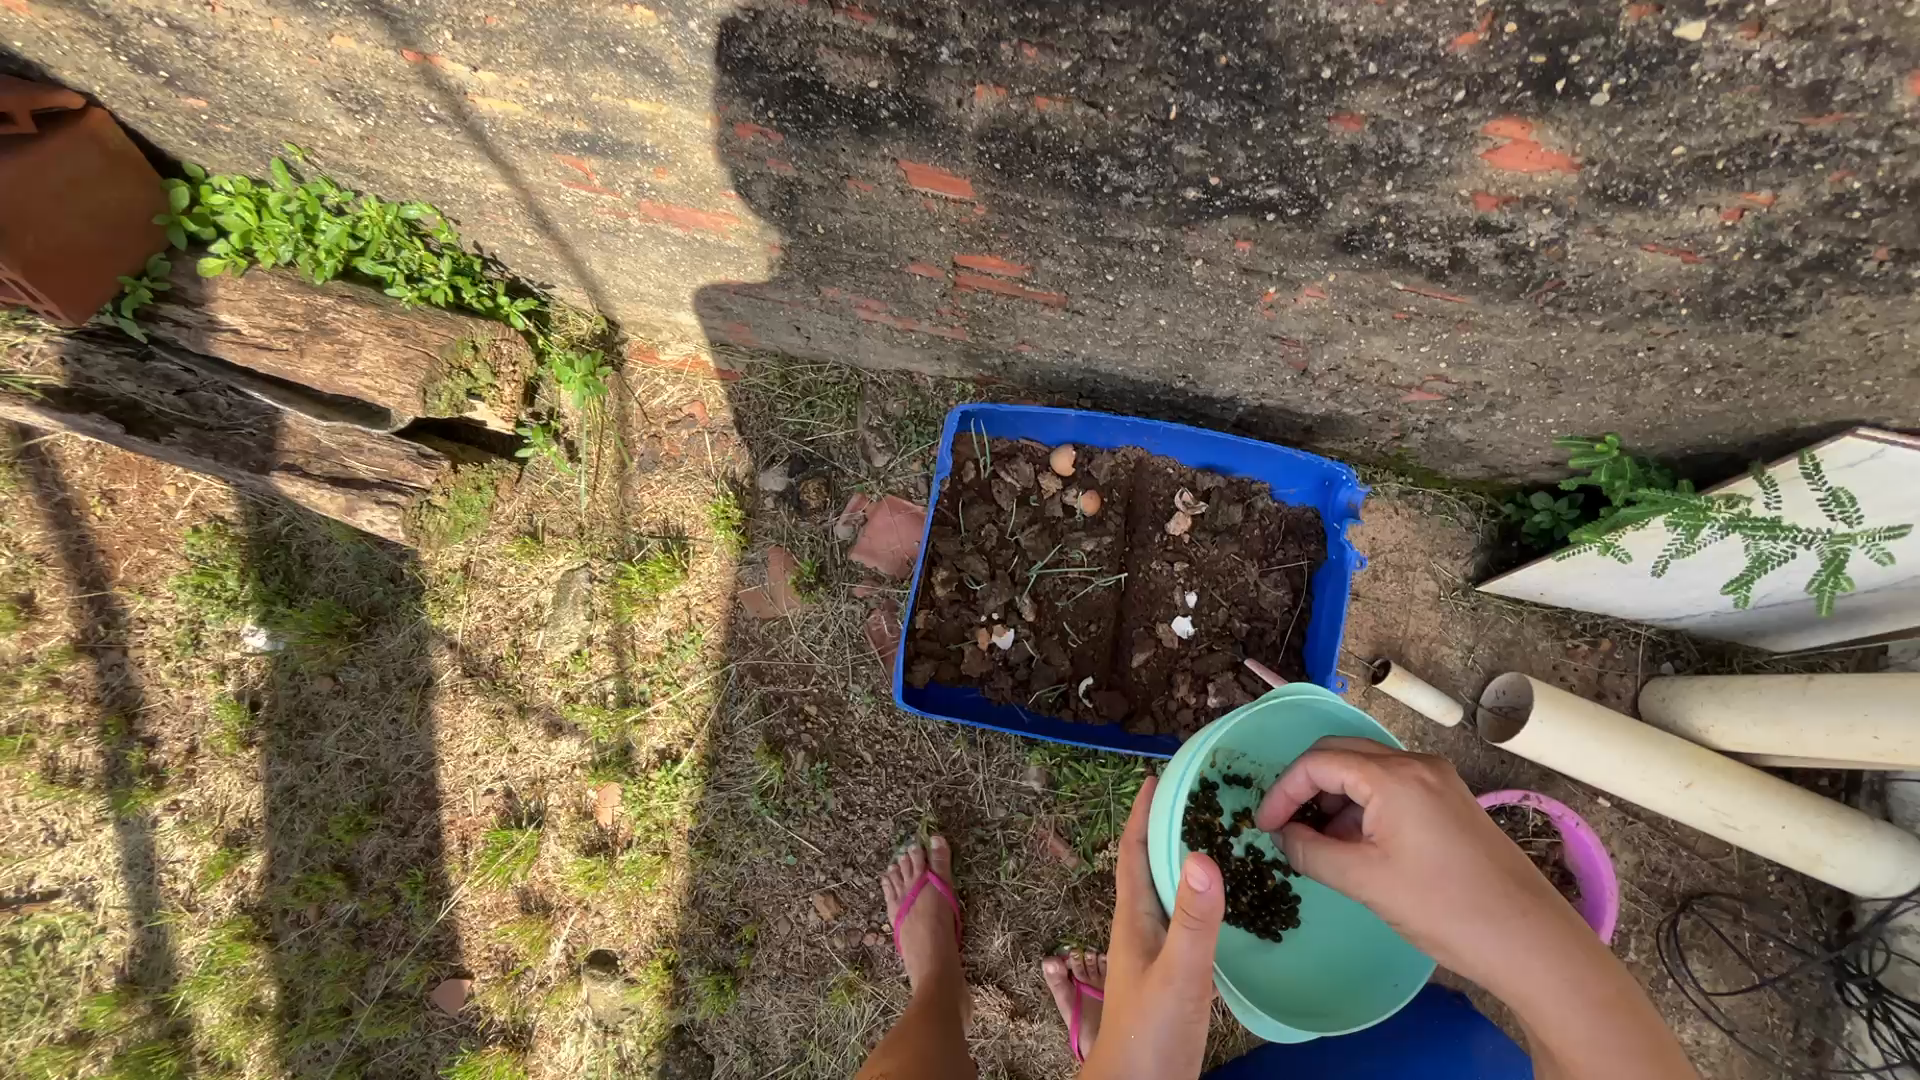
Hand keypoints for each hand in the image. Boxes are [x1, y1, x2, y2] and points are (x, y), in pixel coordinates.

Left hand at [1080, 776, 1224, 1079]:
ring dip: (1181, 861)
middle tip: (1195, 799)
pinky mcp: (1170, 973)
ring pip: (1166, 891)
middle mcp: (1140, 925)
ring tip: (1213, 838)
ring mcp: (1153, 950)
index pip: (1133, 850)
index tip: (1153, 777)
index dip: (1141, 812)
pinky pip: (1183, 919)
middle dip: (1164, 828)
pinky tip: (1224, 906)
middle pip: (1148, 864)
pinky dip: (1199, 900)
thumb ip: (1193, 919)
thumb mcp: (1178, 971)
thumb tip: (1202, 855)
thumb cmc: (1151, 1031)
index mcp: (1134, 915)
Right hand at [1253, 736, 1592, 994]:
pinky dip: (1362, 804)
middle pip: (1339, 754)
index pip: (1316, 763)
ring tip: (1318, 839)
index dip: (1282, 792)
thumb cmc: (1446, 910)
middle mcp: (1416, 764)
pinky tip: (1355, 841)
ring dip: (1333, 796)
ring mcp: (1439, 780)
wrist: (1537, 947)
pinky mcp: (1451, 800)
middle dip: (1304, 786)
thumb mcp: (1365, 881)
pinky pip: (1391, 785)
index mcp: (1393, 776)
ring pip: (1364, 768)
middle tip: (1284, 824)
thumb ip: (1311, 853)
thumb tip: (1283, 837)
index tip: (1263, 826)